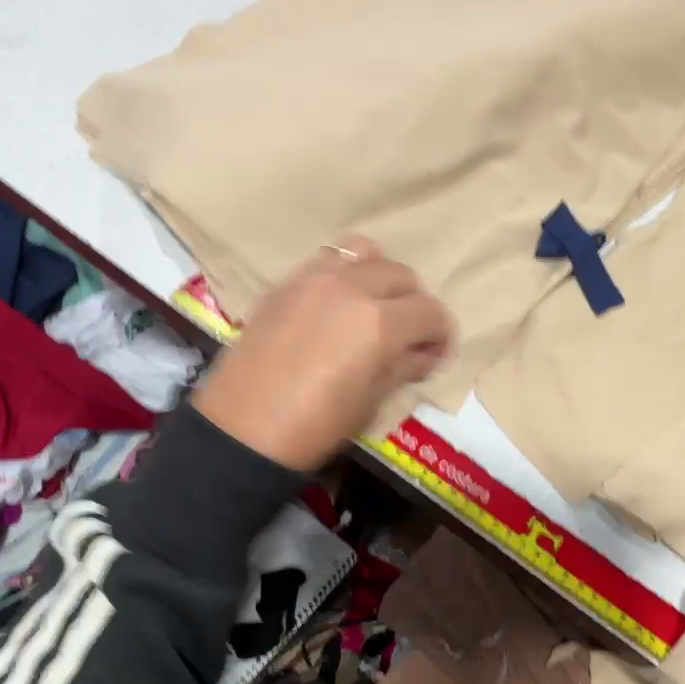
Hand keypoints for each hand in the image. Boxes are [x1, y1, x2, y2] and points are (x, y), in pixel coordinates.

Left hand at [192, 235, 453, 470]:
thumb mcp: (370, 403)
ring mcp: (314, 279)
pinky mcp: (285, 283)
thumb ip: (403, 368)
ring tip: (373, 307)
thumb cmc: (316, 427)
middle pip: (401, 275)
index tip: (435, 354)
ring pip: (364, 253)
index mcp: (379, 323)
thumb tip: (425, 353)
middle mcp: (351, 287)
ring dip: (379, 277)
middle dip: (414, 304)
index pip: (430, 312)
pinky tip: (336, 306)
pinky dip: (344, 275)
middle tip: (407, 335)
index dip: (441, 334)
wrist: (243, 430)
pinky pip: (326, 261)